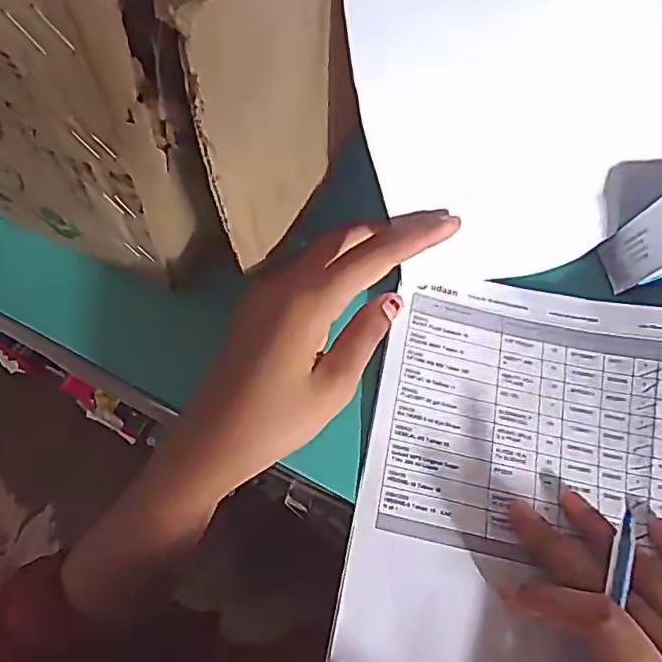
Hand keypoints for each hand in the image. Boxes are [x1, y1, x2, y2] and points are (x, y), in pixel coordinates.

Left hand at [61, 210, 457, 627]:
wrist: (211, 439)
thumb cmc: (276, 422)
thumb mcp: (334, 388)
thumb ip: (365, 336)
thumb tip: (393, 298)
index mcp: (309, 302)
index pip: (372, 256)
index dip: (414, 236)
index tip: (449, 221)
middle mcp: (286, 282)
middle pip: (345, 237)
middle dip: (391, 226)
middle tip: (432, 224)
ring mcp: (267, 288)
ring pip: (323, 246)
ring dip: (364, 238)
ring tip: (404, 241)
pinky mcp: (258, 301)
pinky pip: (306, 264)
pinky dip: (339, 256)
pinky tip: (358, 270)